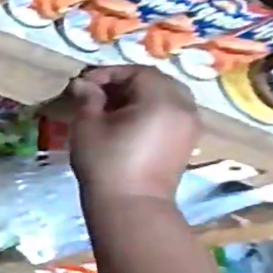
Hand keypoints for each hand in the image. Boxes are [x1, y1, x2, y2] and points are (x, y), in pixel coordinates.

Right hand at [62, 65, 199, 201]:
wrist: (131, 201)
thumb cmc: (104, 160)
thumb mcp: (87, 125)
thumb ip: (87, 99)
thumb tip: (82, 84)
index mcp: (161, 100)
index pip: (138, 72)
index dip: (109, 73)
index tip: (83, 84)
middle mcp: (183, 107)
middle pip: (158, 81)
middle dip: (126, 81)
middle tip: (97, 92)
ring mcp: (190, 124)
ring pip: (168, 95)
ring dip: (140, 94)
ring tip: (111, 106)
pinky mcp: (188, 139)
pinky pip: (172, 111)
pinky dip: (151, 108)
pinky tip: (128, 121)